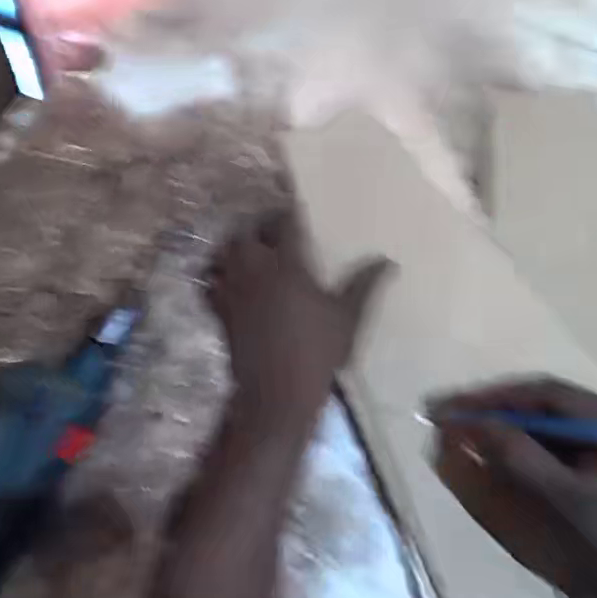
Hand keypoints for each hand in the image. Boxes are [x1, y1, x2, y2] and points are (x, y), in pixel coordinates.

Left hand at [206, 211, 391, 408]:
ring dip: (234, 249)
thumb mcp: (348, 318)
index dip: (288, 212)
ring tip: (248, 252)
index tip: (293, 207)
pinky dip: (215, 277)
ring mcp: (233, 290)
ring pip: (224, 254)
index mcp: (288, 266)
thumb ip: (364, 285)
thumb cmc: (318, 352)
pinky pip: (209, 283)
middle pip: (246, 234)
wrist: (277, 390)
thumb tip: (387, 261)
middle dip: (257, 228)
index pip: (285, 225)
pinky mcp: (220, 310)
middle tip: (271, 232)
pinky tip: (227, 281)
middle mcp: (256, 271)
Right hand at [429, 377, 596, 597]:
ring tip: (461, 436)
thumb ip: (514, 454)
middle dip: (492, 412)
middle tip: (444, 419)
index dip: (489, 397)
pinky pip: (558, 451)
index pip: (544, 393)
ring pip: (549, 428)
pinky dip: (522, 451)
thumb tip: (463, 421)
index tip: (444, 408)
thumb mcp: (566, 501)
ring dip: (504, 430)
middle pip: (545, 407)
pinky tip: (495, 458)